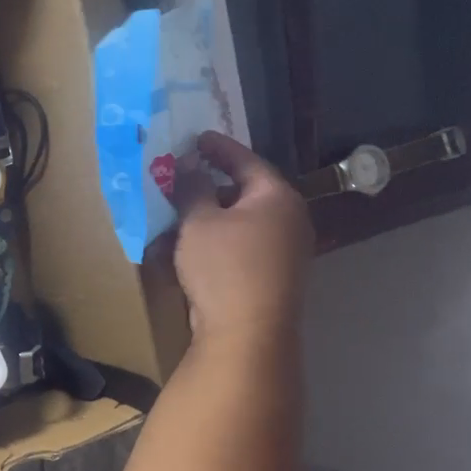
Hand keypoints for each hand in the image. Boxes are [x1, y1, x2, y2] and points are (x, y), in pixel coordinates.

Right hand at [173, 132, 313, 345]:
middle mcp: (289, 219)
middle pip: (246, 192)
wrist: (248, 331)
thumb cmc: (223, 267)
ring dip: (211, 218)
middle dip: (212, 186)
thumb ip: (192, 190)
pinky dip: (217, 241)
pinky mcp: (272, 277)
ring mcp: (285, 251)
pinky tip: (193, 250)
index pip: (246, 161)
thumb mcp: (198, 223)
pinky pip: (241, 247)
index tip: (197, 138)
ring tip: (180, 217)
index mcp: (276, 197)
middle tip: (183, 179)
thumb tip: (189, 165)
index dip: (218, 148)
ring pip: (242, 223)